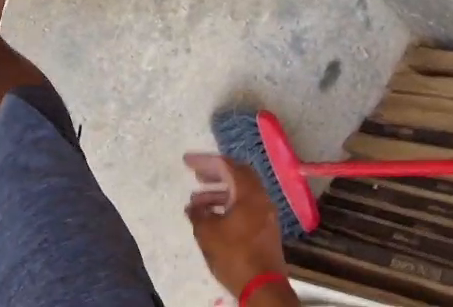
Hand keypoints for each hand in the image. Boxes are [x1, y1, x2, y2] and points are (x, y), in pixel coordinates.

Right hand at [183, 154, 289, 299]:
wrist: (264, 290)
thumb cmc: (235, 255)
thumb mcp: (207, 232)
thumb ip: (198, 214)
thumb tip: (193, 207)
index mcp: (249, 193)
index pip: (226, 165)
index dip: (204, 161)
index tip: (187, 162)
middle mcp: (261, 198)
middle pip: (237, 175)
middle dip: (214, 173)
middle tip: (196, 176)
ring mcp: (266, 214)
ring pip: (241, 193)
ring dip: (219, 192)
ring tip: (197, 202)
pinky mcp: (266, 230)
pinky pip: (246, 207)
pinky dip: (228, 205)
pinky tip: (212, 217)